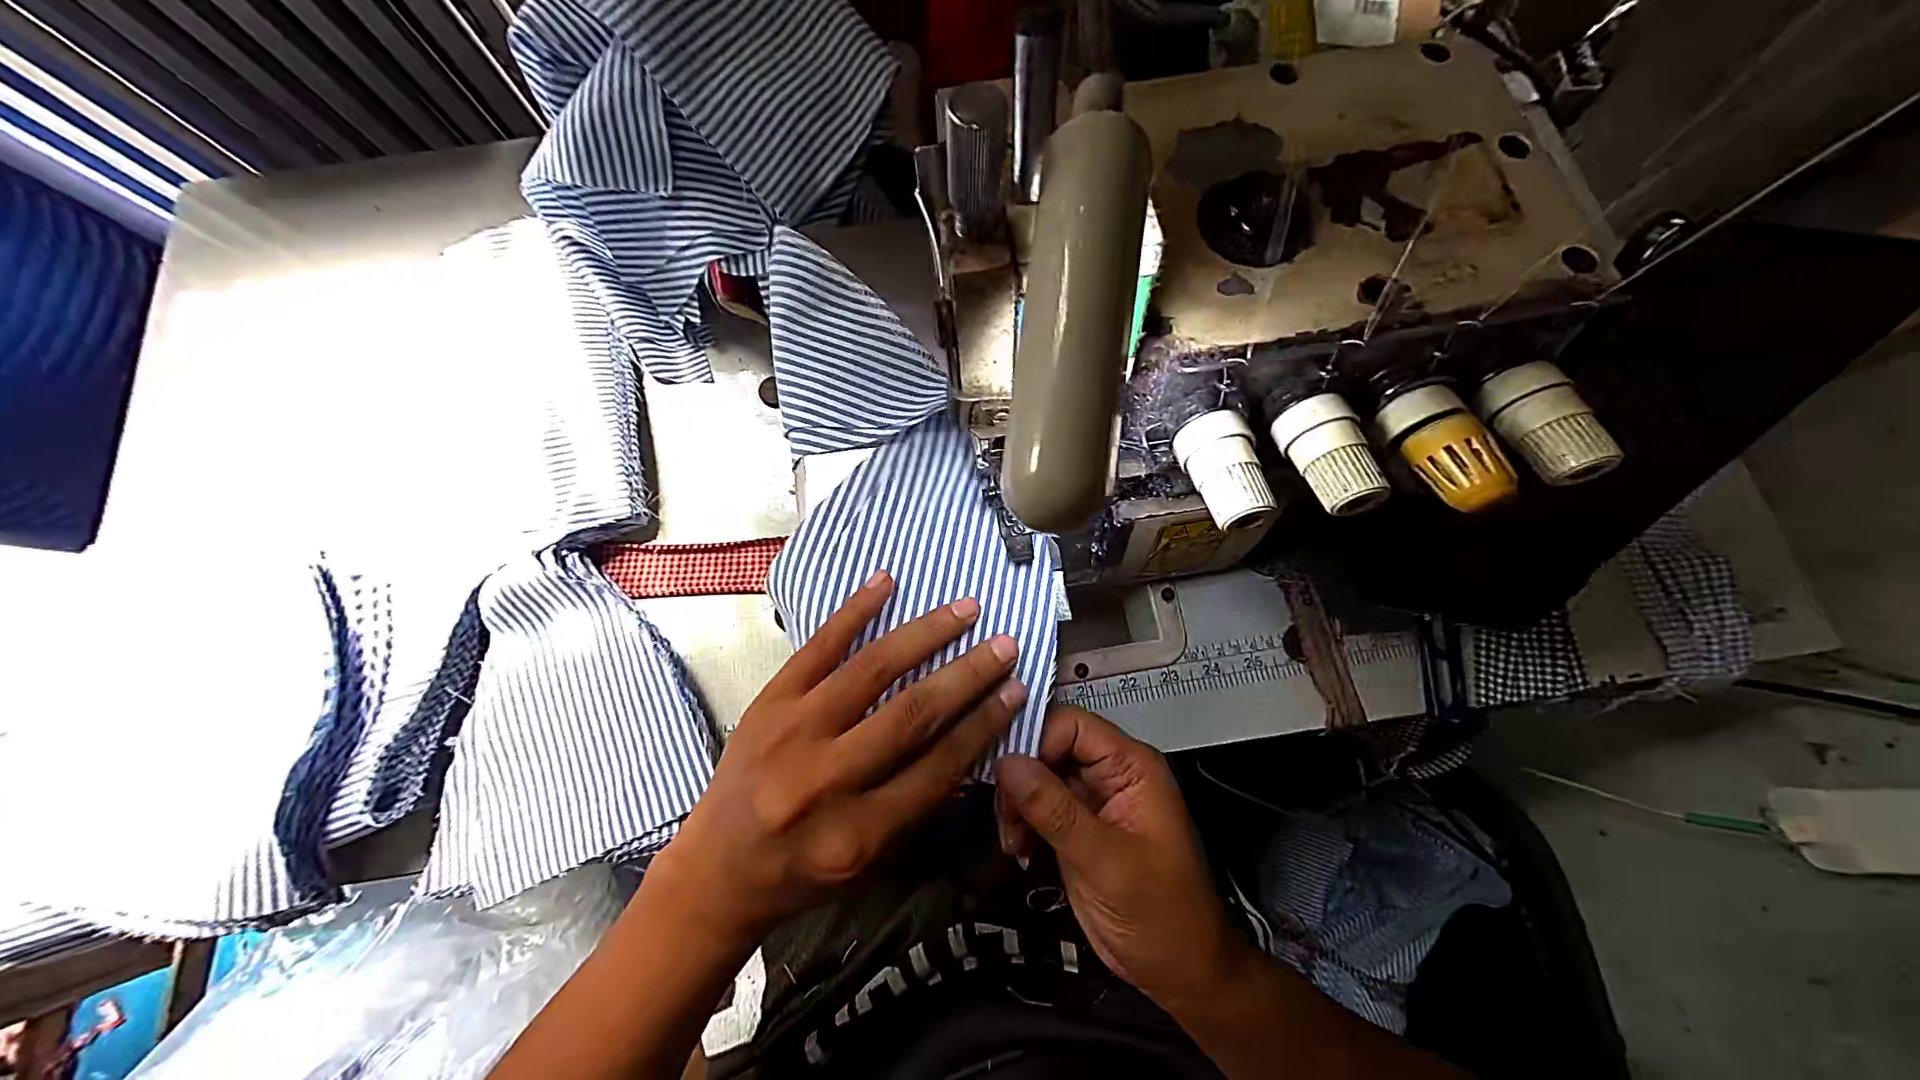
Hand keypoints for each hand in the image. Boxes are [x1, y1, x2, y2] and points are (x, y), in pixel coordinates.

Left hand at [649, 571, 1025, 945]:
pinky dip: (854, 611)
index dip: (983, 724)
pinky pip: (817, 648)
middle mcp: (824, 781)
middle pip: (912, 715)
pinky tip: (885, 583)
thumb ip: (918, 804)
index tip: (1015, 690)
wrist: (716, 869)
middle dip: (967, 675)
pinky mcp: (767, 703)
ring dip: (925, 634)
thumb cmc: (800, 872)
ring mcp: (791, 733)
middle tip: (1005, 646)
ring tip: (965, 609)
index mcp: (856, 834)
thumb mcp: (868, 860)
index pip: (938, 767)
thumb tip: (970, 739)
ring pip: (872, 671)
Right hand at [994, 706, 1251, 1010]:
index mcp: (1131, 766)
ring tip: (1013, 838)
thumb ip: (1055, 809)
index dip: (1036, 742)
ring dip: (1016, 802)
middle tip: (1005, 815)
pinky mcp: (1076, 823)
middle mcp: (1111, 772)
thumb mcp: (1105, 861)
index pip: (1071, 725)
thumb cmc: (1159, 914)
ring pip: (1037, 773)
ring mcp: (1092, 798)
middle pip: (1049, 745)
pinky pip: (1037, 802)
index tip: (1008, 778)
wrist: (1178, 970)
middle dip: (1020, 776)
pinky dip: (1021, 820)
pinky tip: (1019, 846)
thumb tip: (1007, 763)